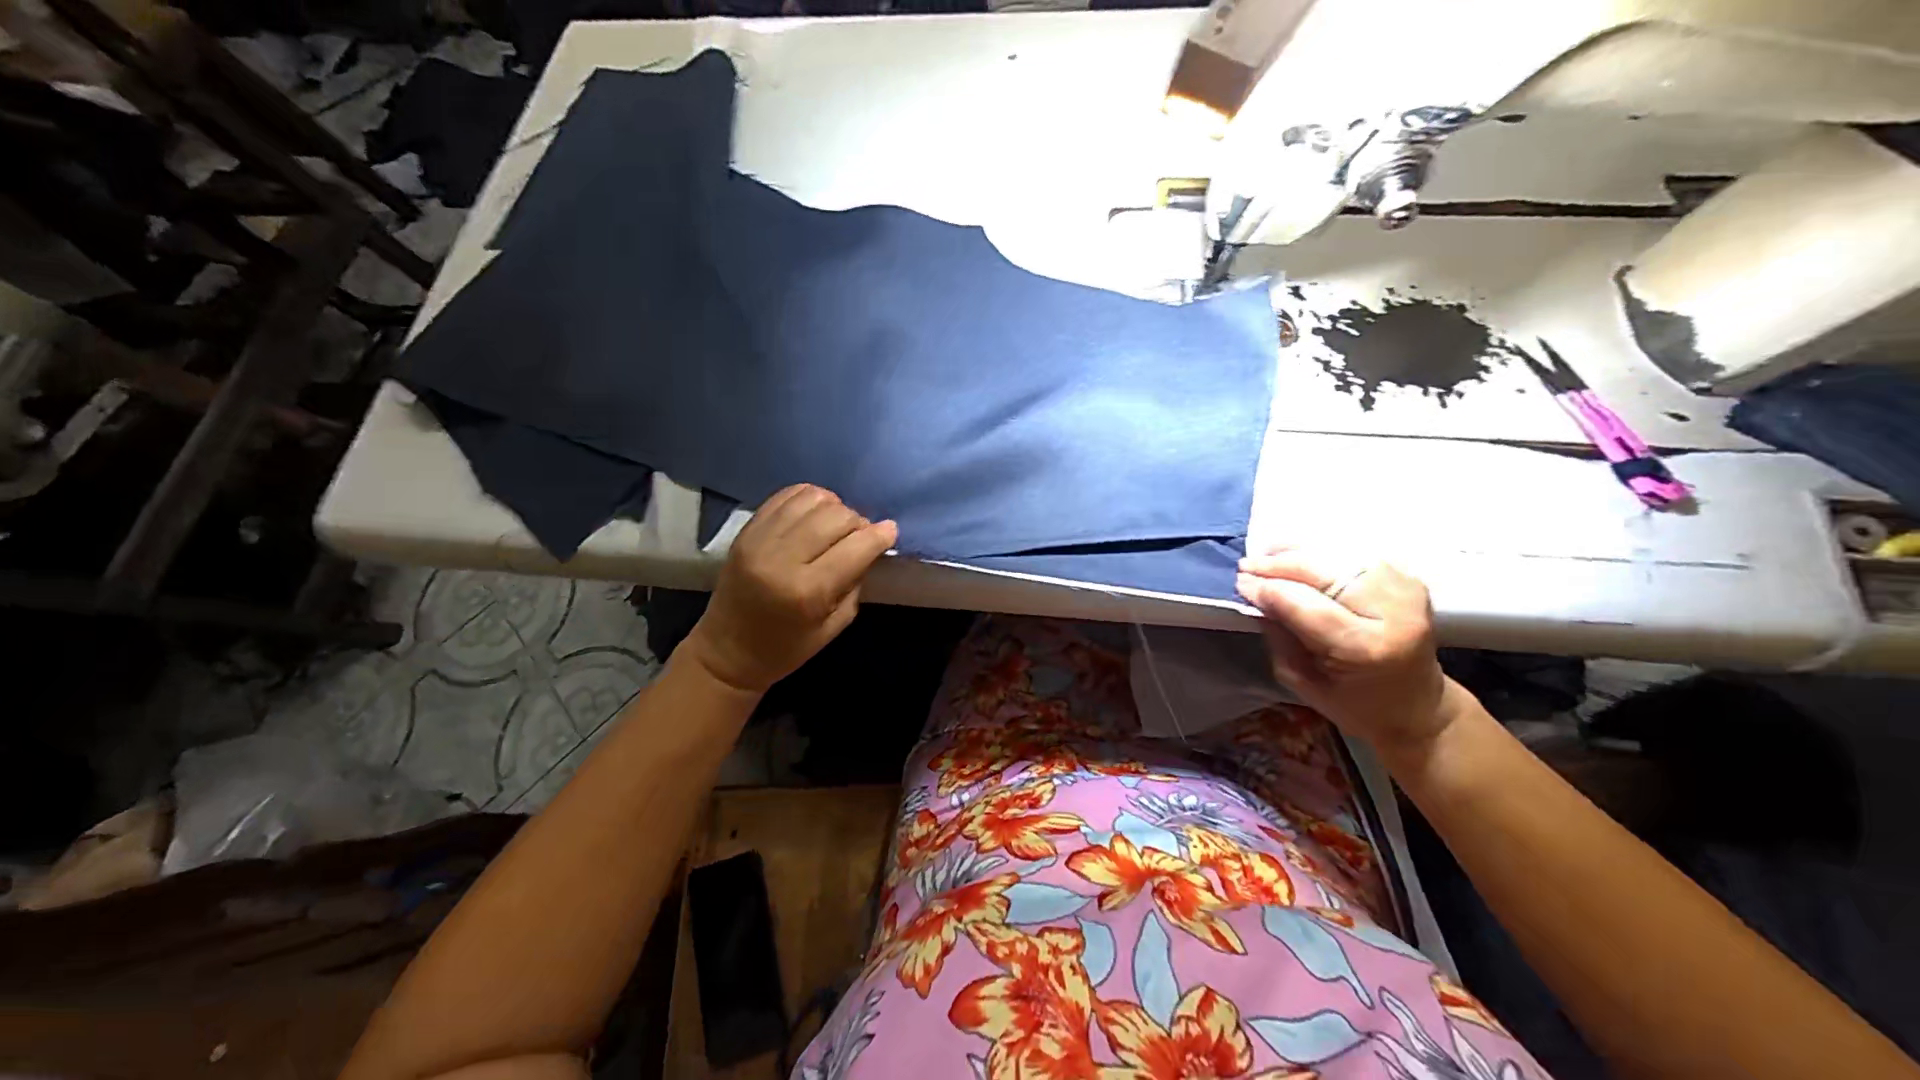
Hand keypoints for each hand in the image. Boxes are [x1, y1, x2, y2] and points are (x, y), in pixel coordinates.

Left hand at [681, 484, 897, 693]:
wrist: (727, 650)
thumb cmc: (786, 648)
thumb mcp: (834, 625)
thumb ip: (855, 582)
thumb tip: (869, 546)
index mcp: (807, 591)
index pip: (855, 547)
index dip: (880, 535)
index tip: (890, 531)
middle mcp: (782, 558)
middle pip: (837, 516)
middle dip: (858, 522)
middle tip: (860, 537)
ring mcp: (760, 539)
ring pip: (813, 499)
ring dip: (834, 508)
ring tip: (836, 526)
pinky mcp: (747, 530)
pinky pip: (787, 496)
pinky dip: (809, 499)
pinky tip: (815, 515)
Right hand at [1236, 549, 1459, 760]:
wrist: (1416, 706)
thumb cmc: (1355, 704)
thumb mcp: (1304, 680)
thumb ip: (1280, 636)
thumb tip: (1257, 597)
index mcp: (1367, 647)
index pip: (1306, 603)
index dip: (1269, 589)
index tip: (1240, 583)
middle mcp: (1392, 611)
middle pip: (1323, 570)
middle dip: (1278, 564)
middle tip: (1246, 566)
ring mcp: (1405, 590)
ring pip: (1337, 553)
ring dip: (1297, 552)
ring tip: (1267, 555)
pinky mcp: (1408, 579)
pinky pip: (1354, 553)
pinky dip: (1322, 552)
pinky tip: (1298, 556)